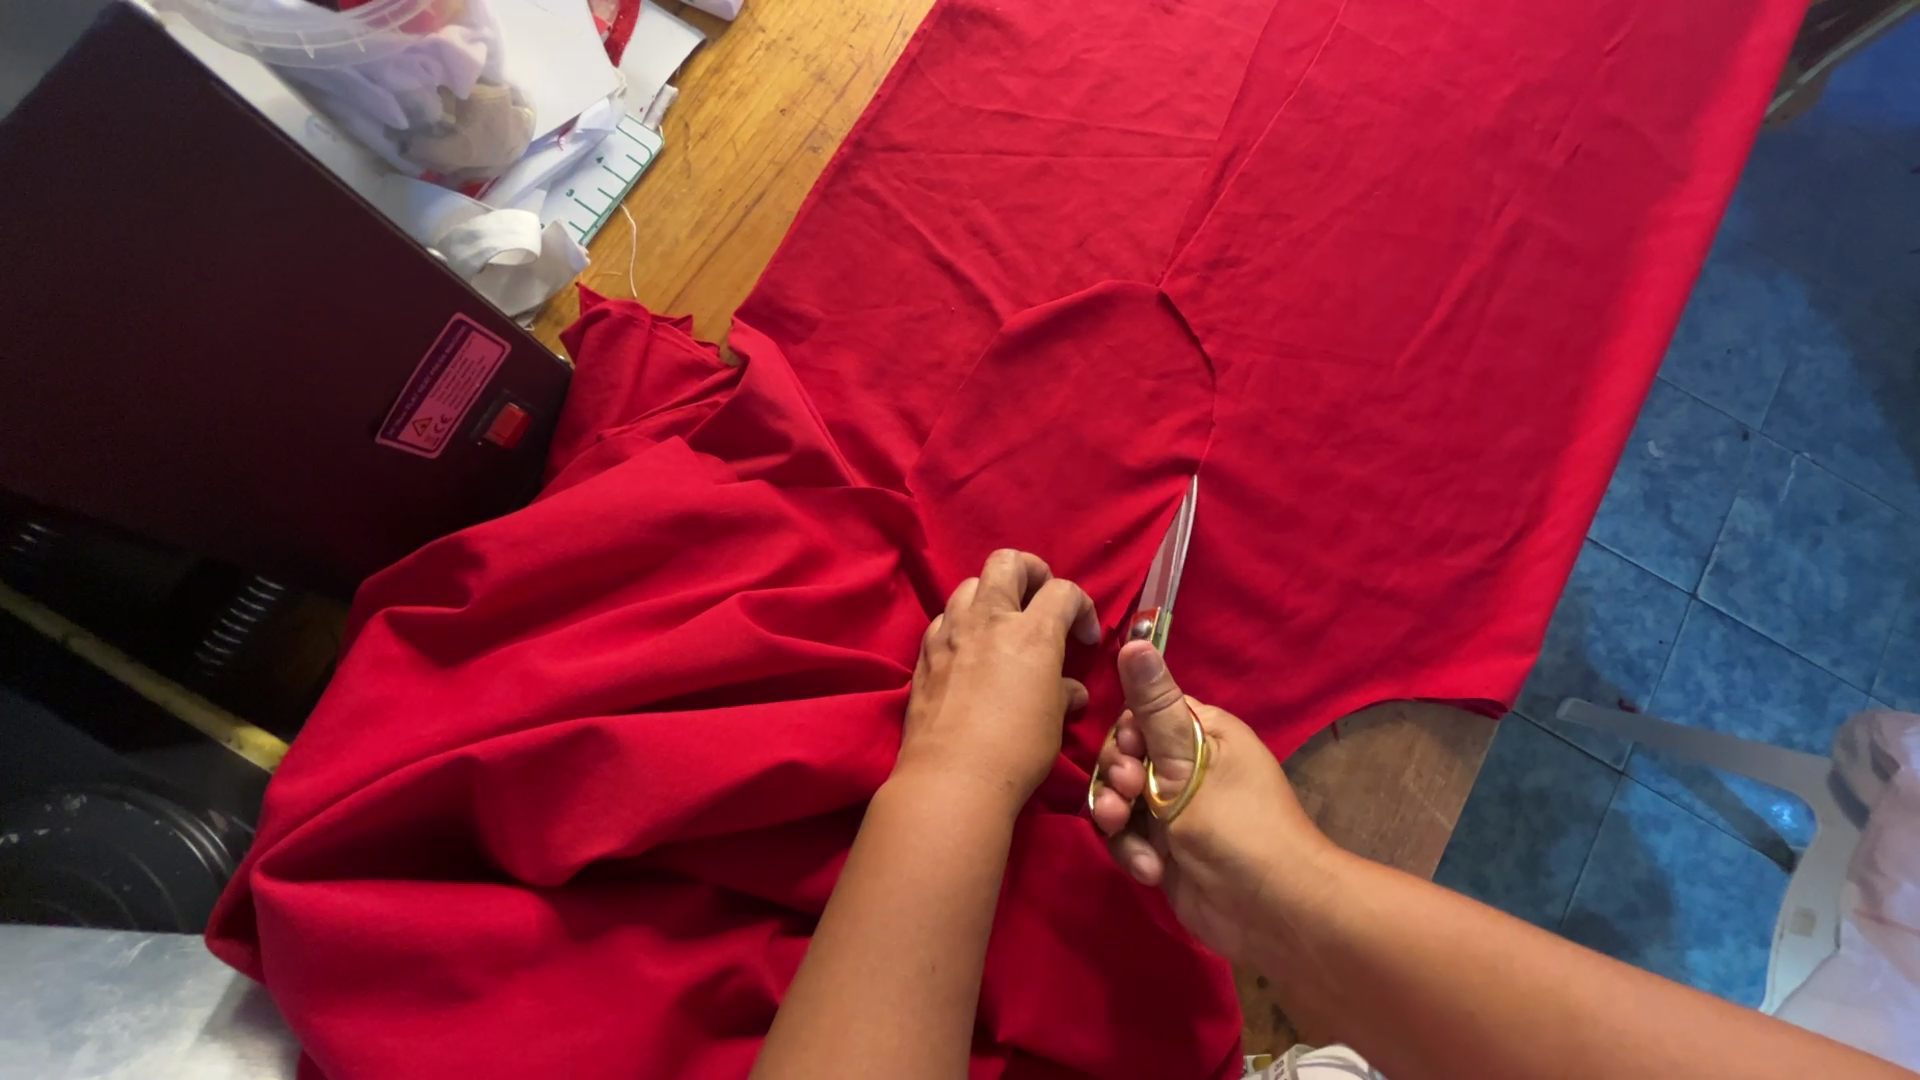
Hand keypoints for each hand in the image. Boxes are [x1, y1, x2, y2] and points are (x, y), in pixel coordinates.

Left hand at [897, 550, 1101, 809]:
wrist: (952, 777)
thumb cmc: (1016, 749)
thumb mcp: (1053, 720)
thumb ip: (1062, 692)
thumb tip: (1068, 691)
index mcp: (1032, 632)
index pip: (1063, 591)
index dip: (1082, 608)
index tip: (1085, 638)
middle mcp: (989, 619)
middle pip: (1008, 562)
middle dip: (1031, 571)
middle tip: (1040, 599)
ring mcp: (951, 632)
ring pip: (969, 584)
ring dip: (991, 595)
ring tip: (1002, 623)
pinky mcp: (924, 652)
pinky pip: (944, 618)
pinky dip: (961, 623)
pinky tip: (969, 650)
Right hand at [1090, 641, 1336, 963]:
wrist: (1274, 917)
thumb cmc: (1238, 827)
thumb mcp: (1188, 764)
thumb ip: (1154, 706)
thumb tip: (1134, 640)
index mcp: (1202, 733)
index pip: (1142, 713)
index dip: (1125, 734)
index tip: (1128, 754)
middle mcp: (1185, 765)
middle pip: (1123, 755)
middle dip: (1115, 777)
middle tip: (1126, 796)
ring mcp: (1172, 808)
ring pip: (1118, 796)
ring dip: (1117, 815)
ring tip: (1125, 831)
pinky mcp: (1162, 847)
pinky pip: (1127, 834)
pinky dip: (1132, 850)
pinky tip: (1150, 870)